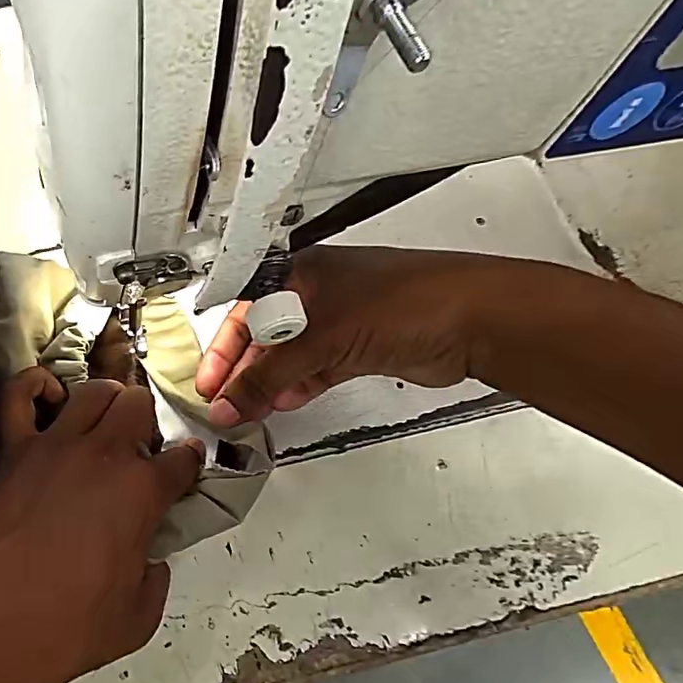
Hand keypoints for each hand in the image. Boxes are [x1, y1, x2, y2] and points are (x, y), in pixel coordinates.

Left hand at [0, 369, 202, 682]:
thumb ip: (154, 578)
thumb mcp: (138, 616)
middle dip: (148, 423)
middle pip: (140, 407)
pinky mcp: (10, 454)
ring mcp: (53, 449)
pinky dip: (36, 386)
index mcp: (141, 493)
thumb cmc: (60, 630)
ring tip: (106, 420)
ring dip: (108, 400)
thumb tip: (148, 563)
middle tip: (142, 448)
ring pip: (93, 391)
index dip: (189, 462)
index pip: (182, 460)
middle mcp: (101, 459)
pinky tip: (49, 397)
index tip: (185, 466)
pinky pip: (19, 395)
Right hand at [198, 245, 497, 424]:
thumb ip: (271, 375)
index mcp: (302, 273)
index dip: (223, 348)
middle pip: (265, 337)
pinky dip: (299, 387)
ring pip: (289, 357)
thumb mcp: (323, 338)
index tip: (209, 381)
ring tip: (249, 409)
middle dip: (243, 372)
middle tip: (224, 402)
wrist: (472, 320)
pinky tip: (285, 402)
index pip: (245, 311)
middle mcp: (318, 295)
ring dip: (269, 385)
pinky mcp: (358, 348)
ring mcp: (339, 322)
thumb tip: (233, 399)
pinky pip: (315, 370)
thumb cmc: (410, 299)